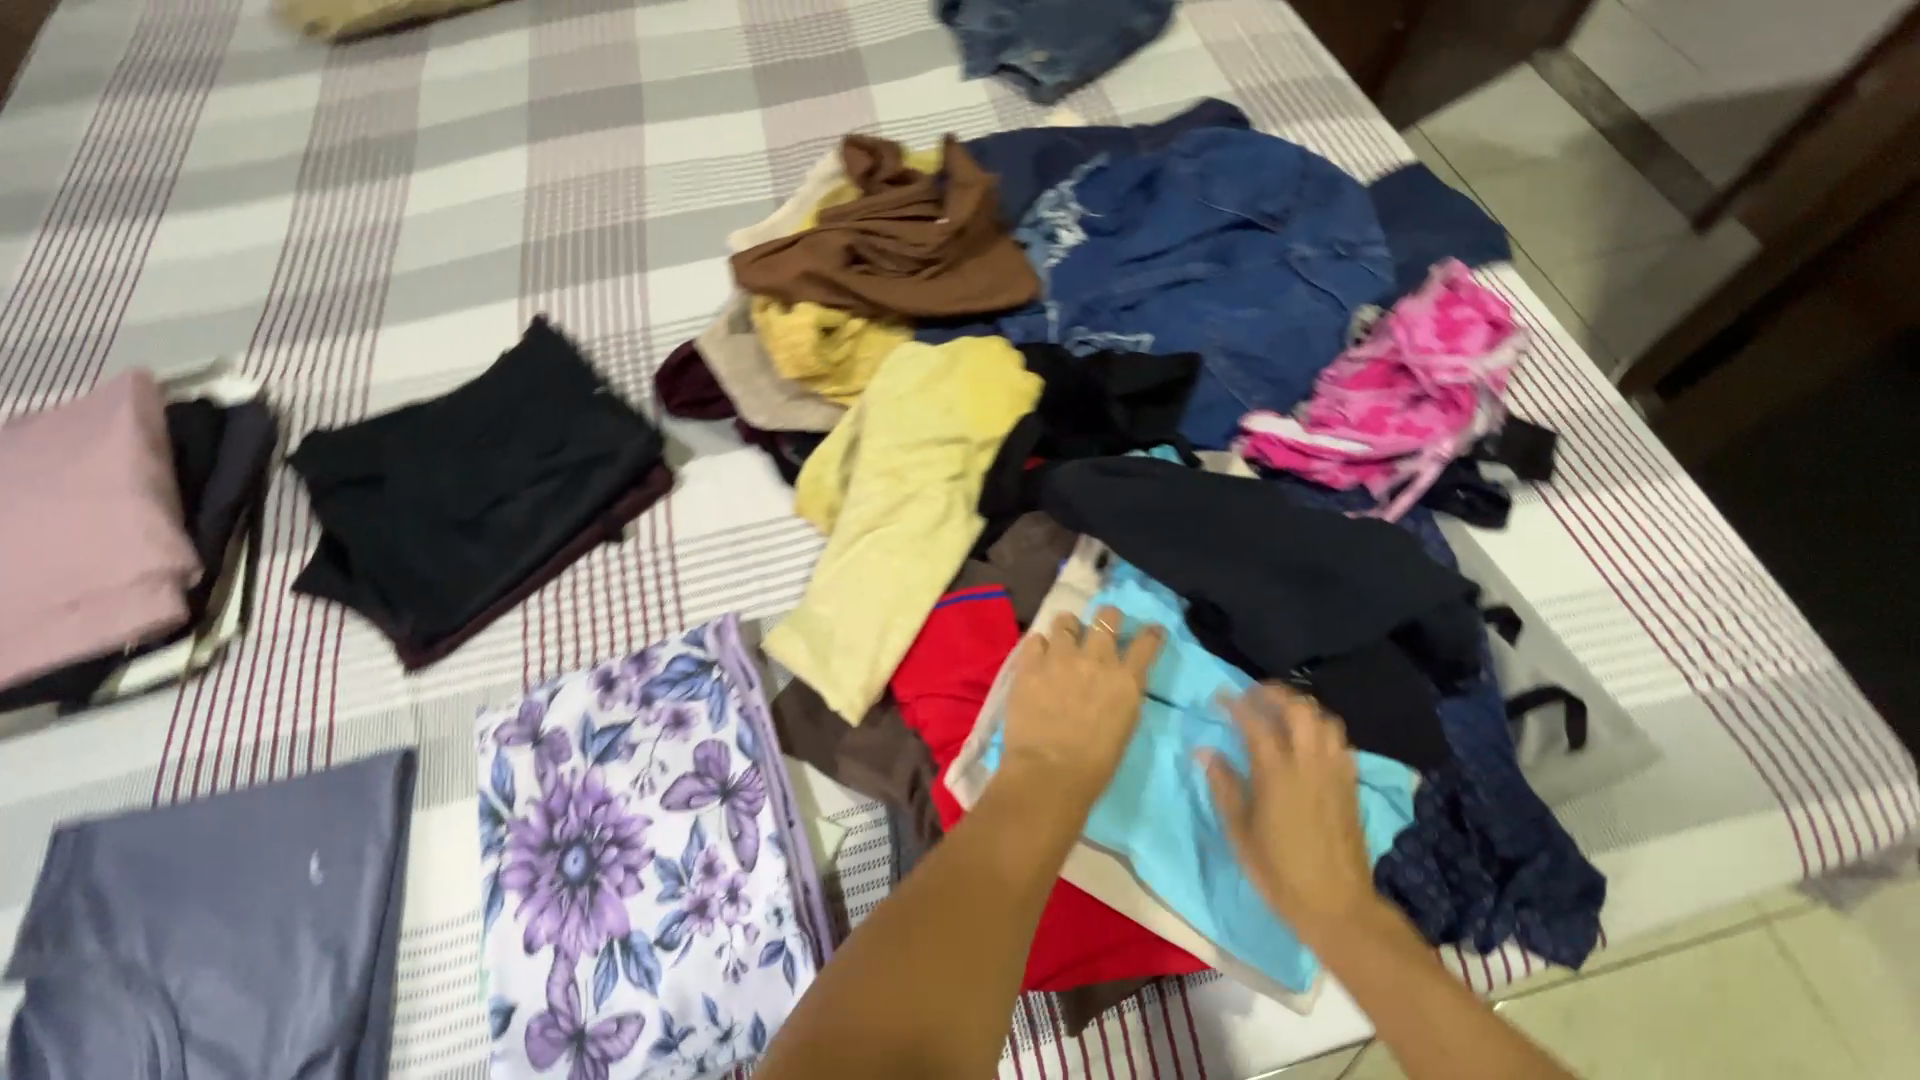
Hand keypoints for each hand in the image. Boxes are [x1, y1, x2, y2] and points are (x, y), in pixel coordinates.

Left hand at [1000, 608, 1165, 806]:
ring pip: (1066, 621)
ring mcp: (1061, 658)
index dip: (1150, 634)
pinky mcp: (1030, 664)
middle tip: (1100, 627)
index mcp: (1127, 681)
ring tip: (1063, 638)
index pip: (1146, 643)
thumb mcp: (1124, 727)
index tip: (1150, 631)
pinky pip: (1035, 640)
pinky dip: (1039, 646)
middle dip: (1106, 619)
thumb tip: (1115, 684)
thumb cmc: (1095, 765)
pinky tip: (1038, 657)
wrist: (1049, 772)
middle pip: (1106, 619)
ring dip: (1068, 628)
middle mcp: (1097, 660)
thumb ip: (1121, 697)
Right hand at [1205, 684, 1377, 943]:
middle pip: (1298, 709)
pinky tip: (1309, 742)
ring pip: (1325, 720)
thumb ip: (1224, 786)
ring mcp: (1335, 772)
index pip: (1255, 722)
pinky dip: (1322, 730)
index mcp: (1276, 773)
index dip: (1236, 704)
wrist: (1336, 904)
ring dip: (1302, 707)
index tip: (1220, 697)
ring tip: (1282, 712)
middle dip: (1274, 693)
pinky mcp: (1350, 785)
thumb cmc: (1278, 872)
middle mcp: (1309, 763)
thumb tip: (1205, 751)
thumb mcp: (1239, 832)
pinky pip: (1340, 742)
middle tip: (1253, 695)